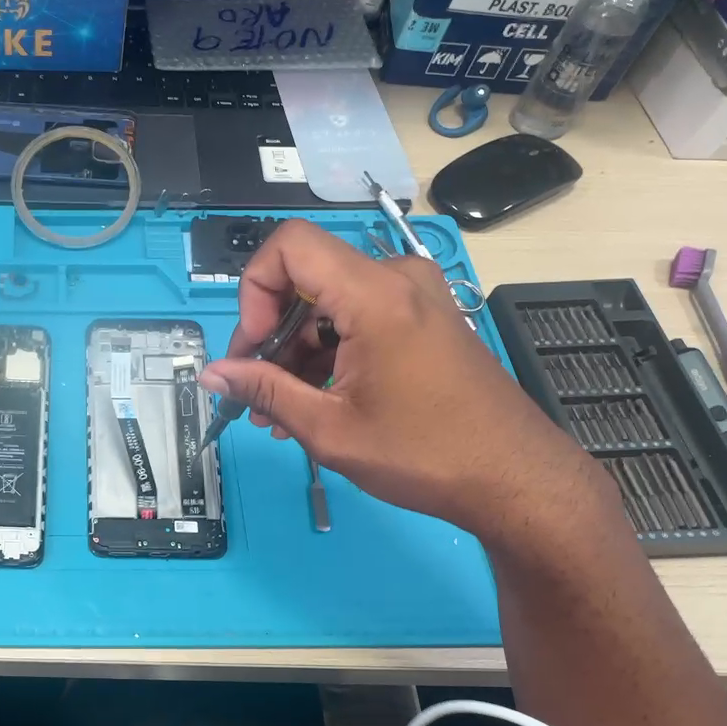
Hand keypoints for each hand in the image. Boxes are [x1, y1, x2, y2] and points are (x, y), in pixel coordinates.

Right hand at [198, 220, 598, 541]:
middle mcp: (396, 281)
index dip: (254, 291)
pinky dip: (327, 355)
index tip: (253, 349)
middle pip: (306, 280)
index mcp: (374, 294)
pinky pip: (358, 321)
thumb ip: (264, 391)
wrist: (514, 479)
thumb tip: (212, 374)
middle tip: (252, 391)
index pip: (289, 246)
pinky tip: (309, 405)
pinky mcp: (423, 323)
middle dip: (269, 334)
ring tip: (276, 413)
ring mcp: (415, 300)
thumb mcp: (328, 428)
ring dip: (295, 353)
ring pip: (328, 306)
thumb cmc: (422, 453)